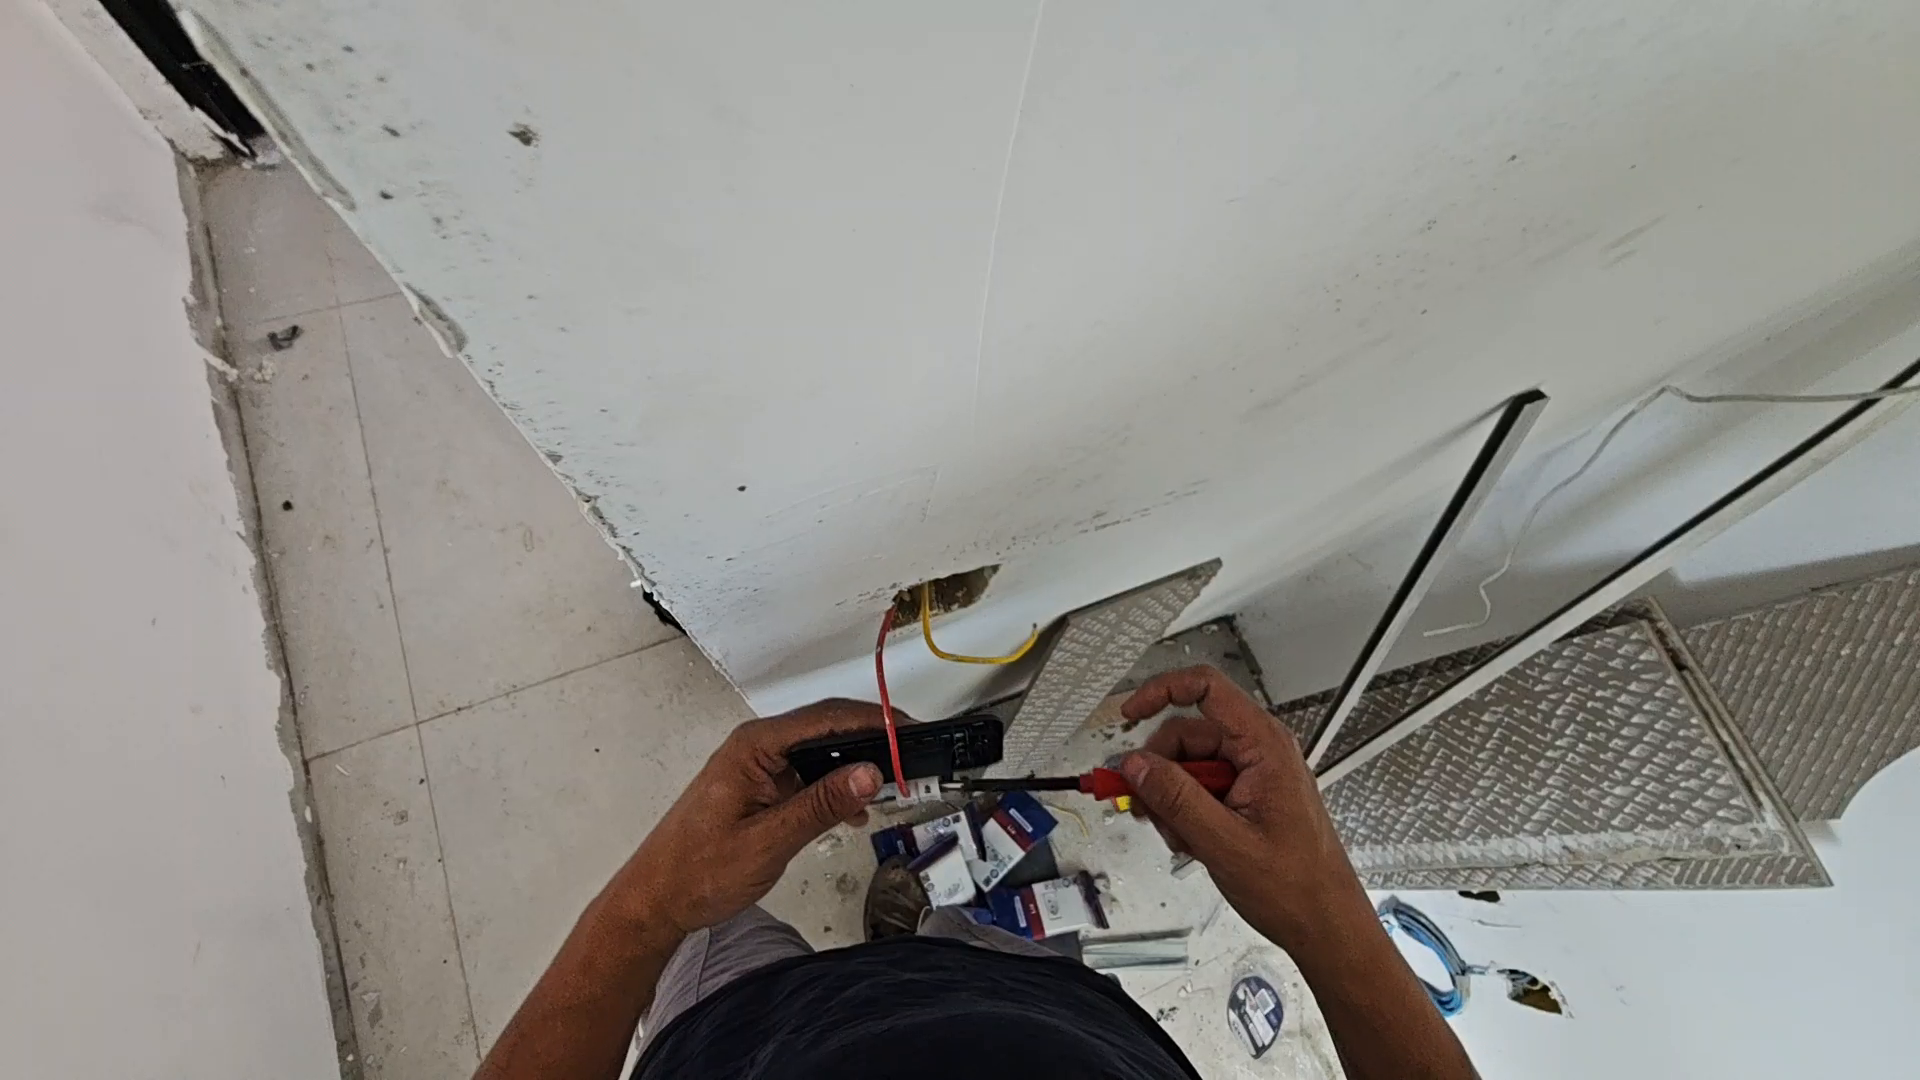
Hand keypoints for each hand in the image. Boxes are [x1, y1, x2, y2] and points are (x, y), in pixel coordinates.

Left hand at [626, 699, 886, 935]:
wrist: (654, 902)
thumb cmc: (699, 871)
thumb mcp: (768, 841)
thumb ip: (821, 805)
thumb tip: (872, 772)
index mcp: (755, 746)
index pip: (825, 718)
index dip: (873, 720)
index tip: (910, 729)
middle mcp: (759, 746)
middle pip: (826, 728)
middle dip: (871, 739)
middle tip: (912, 757)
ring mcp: (761, 766)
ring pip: (821, 751)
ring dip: (855, 765)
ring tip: (893, 782)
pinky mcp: (764, 787)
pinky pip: (809, 775)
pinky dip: (836, 787)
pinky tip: (856, 810)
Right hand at [1118, 666, 1369, 952]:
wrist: (1328, 929)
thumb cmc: (1293, 888)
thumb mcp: (1225, 843)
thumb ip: (1176, 798)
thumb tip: (1133, 762)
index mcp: (1263, 744)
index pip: (1206, 687)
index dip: (1162, 690)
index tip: (1129, 716)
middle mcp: (1256, 748)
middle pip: (1185, 733)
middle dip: (1158, 770)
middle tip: (1144, 808)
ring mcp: (1251, 771)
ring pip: (1185, 763)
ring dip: (1169, 798)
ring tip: (1178, 838)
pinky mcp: (1244, 793)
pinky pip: (1196, 786)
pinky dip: (1181, 811)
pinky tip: (1189, 841)